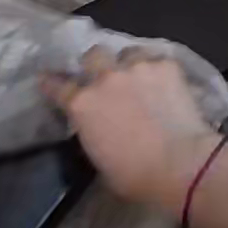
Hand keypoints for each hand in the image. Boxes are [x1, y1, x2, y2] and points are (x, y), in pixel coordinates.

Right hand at [42, 45, 223, 216]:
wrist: (179, 162)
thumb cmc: (135, 175)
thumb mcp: (99, 158)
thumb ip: (93, 132)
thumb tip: (101, 126)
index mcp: (83, 105)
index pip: (58, 86)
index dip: (51, 81)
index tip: (47, 77)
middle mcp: (106, 78)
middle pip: (93, 55)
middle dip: (95, 63)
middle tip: (104, 75)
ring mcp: (137, 67)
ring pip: (127, 51)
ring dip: (129, 63)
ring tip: (139, 76)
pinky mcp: (166, 65)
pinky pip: (157, 59)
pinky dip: (157, 69)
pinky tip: (165, 82)